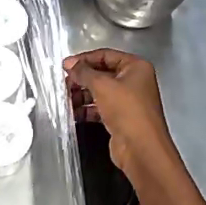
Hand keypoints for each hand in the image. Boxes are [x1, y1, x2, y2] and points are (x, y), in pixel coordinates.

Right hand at [64, 49, 178, 185]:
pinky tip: (73, 112)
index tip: (65, 66)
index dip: (84, 59)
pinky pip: (101, 108)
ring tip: (65, 99)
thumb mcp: (101, 85)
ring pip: (100, 91)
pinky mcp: (122, 118)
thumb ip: (83, 72)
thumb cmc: (126, 110)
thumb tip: (69, 64)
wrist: (141, 150)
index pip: (105, 55)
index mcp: (136, 67)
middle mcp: (134, 81)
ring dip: (82, 94)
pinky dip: (87, 109)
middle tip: (64, 83)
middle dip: (82, 78)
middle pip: (102, 73)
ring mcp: (128, 101)